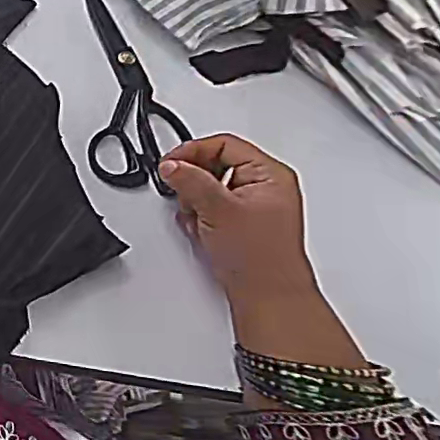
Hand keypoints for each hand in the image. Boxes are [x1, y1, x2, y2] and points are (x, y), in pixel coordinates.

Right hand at [157, 133, 367, 379]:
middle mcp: (264, 186)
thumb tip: (172, 165)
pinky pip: (211, 208)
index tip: (171, 164)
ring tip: (198, 219)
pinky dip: (199, 217)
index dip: (193, 151)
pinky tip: (201, 231)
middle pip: (215, 164)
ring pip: (209, 187)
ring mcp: (252, 206)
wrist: (266, 295)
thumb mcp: (218, 209)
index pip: (224, 145)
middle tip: (186, 195)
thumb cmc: (259, 256)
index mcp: (269, 173)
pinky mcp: (240, 223)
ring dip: (195, 202)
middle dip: (194, 182)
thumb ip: (191, 181)